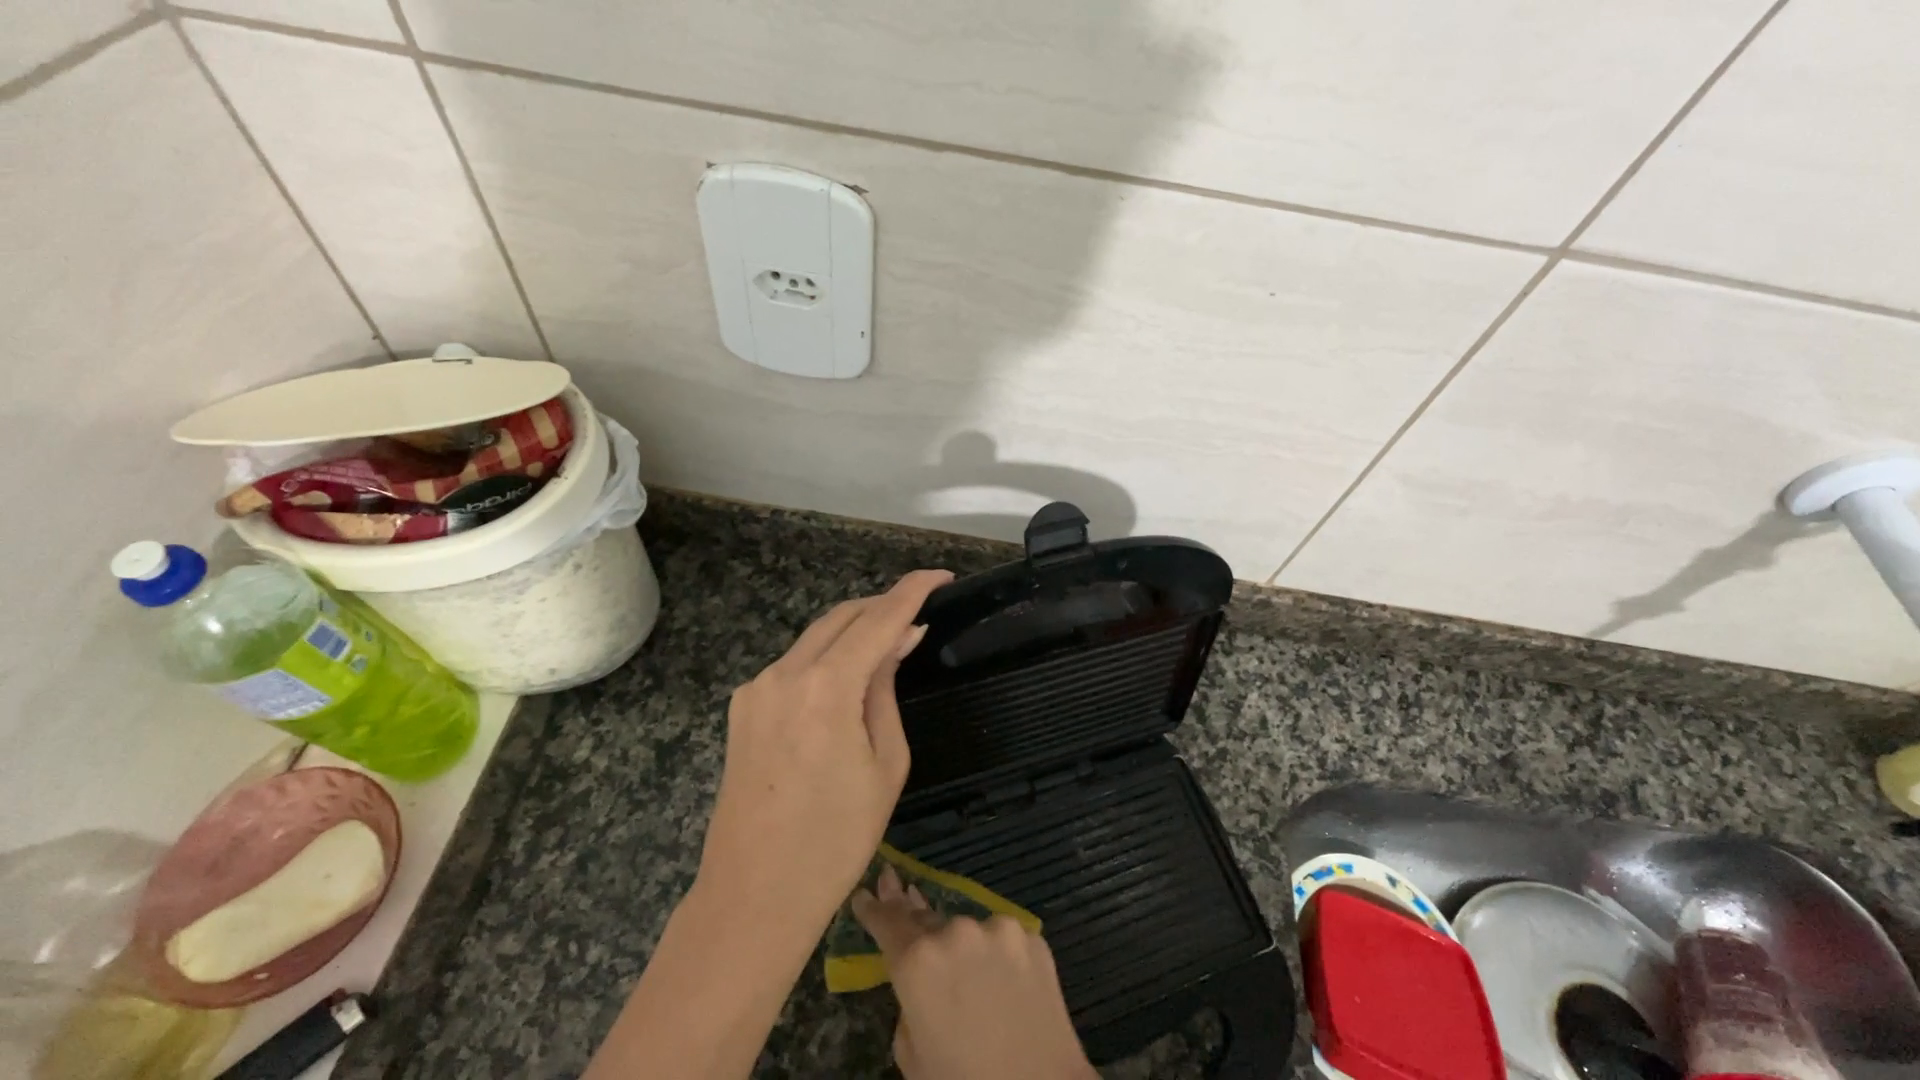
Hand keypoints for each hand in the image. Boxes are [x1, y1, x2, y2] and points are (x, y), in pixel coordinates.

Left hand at [694, 569, 953, 932]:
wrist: (755, 893)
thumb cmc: (836, 839)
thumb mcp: (885, 764)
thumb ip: (887, 691)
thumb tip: (899, 642)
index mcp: (826, 687)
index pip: (877, 619)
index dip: (912, 592)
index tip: (941, 576)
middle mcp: (783, 674)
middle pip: (840, 618)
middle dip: (882, 606)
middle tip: (921, 613)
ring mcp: (755, 690)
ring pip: (814, 639)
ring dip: (853, 632)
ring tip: (891, 647)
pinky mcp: (742, 710)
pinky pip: (793, 667)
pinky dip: (826, 660)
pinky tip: (848, 680)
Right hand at [853, 866, 1096, 1079]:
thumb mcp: (911, 1052)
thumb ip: (909, 1004)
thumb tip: (922, 983)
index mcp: (917, 960)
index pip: (886, 920)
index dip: (873, 907)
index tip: (865, 893)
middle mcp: (957, 932)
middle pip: (926, 920)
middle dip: (913, 917)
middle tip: (901, 894)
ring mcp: (1000, 930)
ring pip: (969, 930)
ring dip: (961, 943)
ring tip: (965, 970)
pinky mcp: (1034, 938)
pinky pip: (1003, 941)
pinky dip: (996, 953)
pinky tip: (1000, 978)